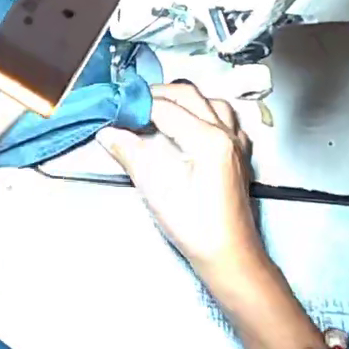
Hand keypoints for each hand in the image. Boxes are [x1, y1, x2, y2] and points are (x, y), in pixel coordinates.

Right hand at [97, 84, 305, 317]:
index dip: (136, 104)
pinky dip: (206, 112)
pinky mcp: (239, 155)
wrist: (229, 255)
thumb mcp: (154, 188)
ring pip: (210, 101)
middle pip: (188, 95)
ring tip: (159, 108)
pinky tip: (193, 124)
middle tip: (131, 103)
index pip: (164, 108)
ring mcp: (236, 144)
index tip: (114, 107)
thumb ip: (130, 153)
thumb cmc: (194, 227)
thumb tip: (108, 133)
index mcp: (206, 139)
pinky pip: (226, 119)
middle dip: (157, 94)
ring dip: (183, 99)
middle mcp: (225, 134)